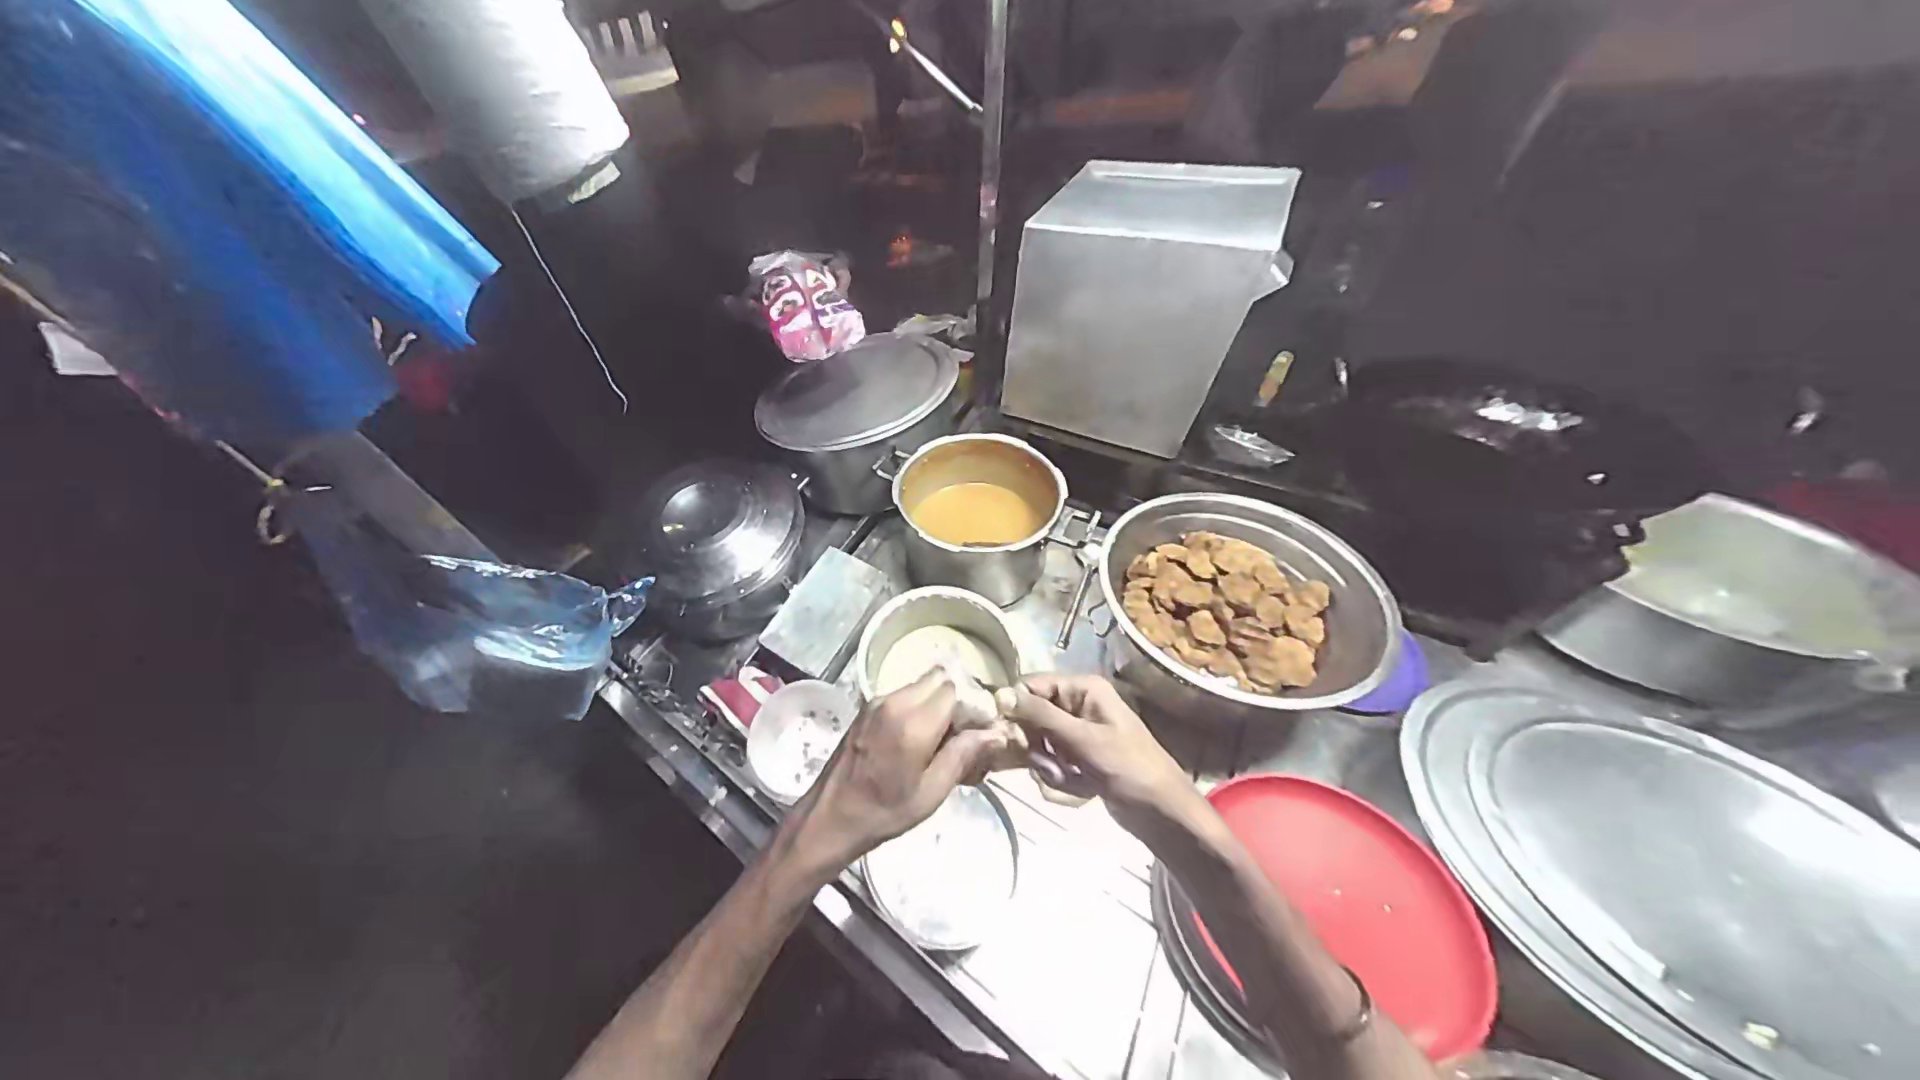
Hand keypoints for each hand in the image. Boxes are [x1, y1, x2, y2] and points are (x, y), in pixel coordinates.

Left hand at [779, 673, 1008, 879]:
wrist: (829, 818)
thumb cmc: (883, 813)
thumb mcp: (931, 792)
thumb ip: (962, 755)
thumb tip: (995, 733)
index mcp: (913, 723)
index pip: (954, 690)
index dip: (969, 707)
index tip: (974, 731)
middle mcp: (894, 703)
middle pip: (937, 680)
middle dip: (953, 700)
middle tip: (957, 733)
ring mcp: (876, 702)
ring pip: (919, 685)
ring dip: (933, 702)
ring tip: (935, 738)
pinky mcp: (866, 707)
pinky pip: (902, 694)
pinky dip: (916, 706)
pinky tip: (913, 738)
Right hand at [1008, 675, 1198, 830]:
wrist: (1161, 811)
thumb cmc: (1126, 766)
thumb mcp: (1081, 739)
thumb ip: (1039, 715)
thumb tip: (1000, 694)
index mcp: (1082, 688)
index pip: (1031, 686)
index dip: (1017, 710)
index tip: (1012, 736)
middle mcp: (1077, 704)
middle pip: (1031, 718)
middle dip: (1039, 749)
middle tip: (1055, 767)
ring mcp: (1078, 732)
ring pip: (1039, 746)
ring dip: (1051, 768)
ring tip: (1076, 780)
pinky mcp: (1078, 757)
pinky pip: (1052, 764)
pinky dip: (1062, 779)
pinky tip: (1083, 789)